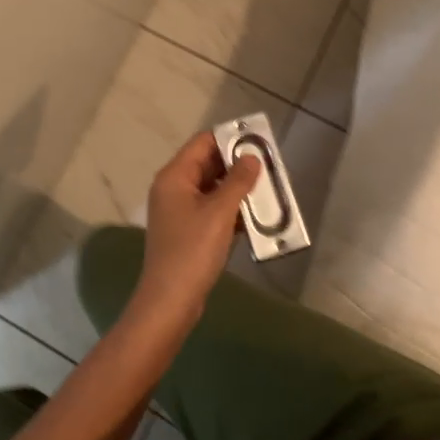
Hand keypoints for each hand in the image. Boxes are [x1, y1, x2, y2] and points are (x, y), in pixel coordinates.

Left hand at [130, 132, 259, 325]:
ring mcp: (178, 210)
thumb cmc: (193, 250)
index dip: (230, 139)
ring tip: (268, 189)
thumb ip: (237, 181)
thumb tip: (251, 156)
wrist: (170, 300)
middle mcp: (173, 187)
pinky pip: (211, 209)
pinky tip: (255, 216)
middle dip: (237, 164)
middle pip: (207, 164)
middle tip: (269, 166)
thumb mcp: (219, 213)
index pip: (203, 143)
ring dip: (236, 188)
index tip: (259, 142)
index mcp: (174, 176)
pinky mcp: (187, 230)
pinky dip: (230, 209)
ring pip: (211, 188)